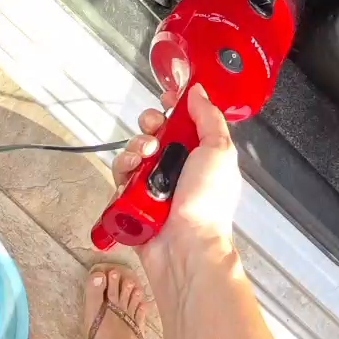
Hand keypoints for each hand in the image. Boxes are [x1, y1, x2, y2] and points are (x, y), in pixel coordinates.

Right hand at [110, 84, 241, 269]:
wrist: (186, 246)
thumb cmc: (207, 201)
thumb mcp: (219, 151)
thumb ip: (209, 118)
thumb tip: (198, 92)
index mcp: (201, 156)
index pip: (182, 123)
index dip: (172, 108)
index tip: (165, 100)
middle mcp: (176, 170)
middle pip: (153, 134)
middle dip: (149, 127)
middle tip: (153, 134)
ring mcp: (152, 187)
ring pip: (133, 154)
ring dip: (133, 149)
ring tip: (142, 159)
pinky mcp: (132, 203)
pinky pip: (119, 179)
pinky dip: (121, 174)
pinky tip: (129, 179)